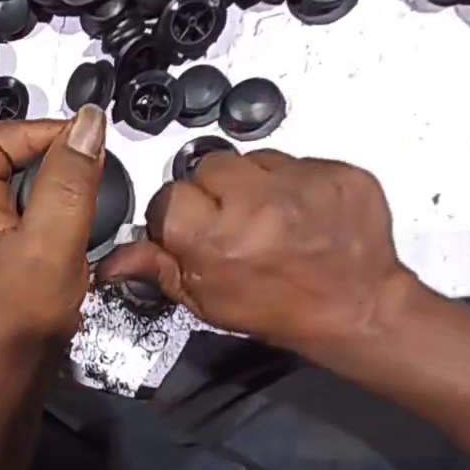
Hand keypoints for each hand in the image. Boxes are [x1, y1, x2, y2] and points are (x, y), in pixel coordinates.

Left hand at [0, 105, 108, 362]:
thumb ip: (68, 182)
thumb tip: (86, 123)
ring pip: (26, 173)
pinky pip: (39, 197)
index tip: (80, 141)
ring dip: (60, 172)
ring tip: (88, 185)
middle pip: (8, 150)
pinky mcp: (17, 235)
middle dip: (50, 150)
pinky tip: (80, 206)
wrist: (29, 359)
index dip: (36, 132)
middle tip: (89, 161)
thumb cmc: (27, 313)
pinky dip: (63, 194)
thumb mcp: (50, 242)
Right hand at [98, 149, 418, 355]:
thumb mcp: (207, 301)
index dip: (177, 214)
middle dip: (213, 192)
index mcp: (217, 240)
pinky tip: (299, 212)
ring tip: (270, 219)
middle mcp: (256, 205)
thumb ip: (160, 269)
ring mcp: (301, 184)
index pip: (169, 197)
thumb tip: (113, 261)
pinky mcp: (335, 171)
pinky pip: (296, 160)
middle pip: (208, 165)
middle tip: (233, 224)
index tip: (192, 229)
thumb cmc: (279, 311)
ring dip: (253, 183)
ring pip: (252, 158)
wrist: (355, 309)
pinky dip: (292, 182)